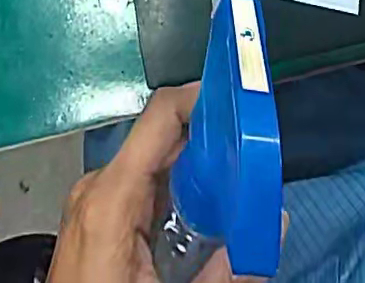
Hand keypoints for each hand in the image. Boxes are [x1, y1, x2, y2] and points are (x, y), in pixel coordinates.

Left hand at [49, 83, 255, 282]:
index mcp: (111, 196)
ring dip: (191, 174)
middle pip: (159, 142)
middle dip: (207, 145)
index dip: (198, 99)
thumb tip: (273, 220)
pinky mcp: (92, 216)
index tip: (237, 103)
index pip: (158, 118)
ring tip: (234, 188)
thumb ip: (226, 270)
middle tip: (250, 157)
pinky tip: (199, 219)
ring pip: (151, 166)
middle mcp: (97, 185)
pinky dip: (171, 195)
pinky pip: (138, 189)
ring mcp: (91, 199)